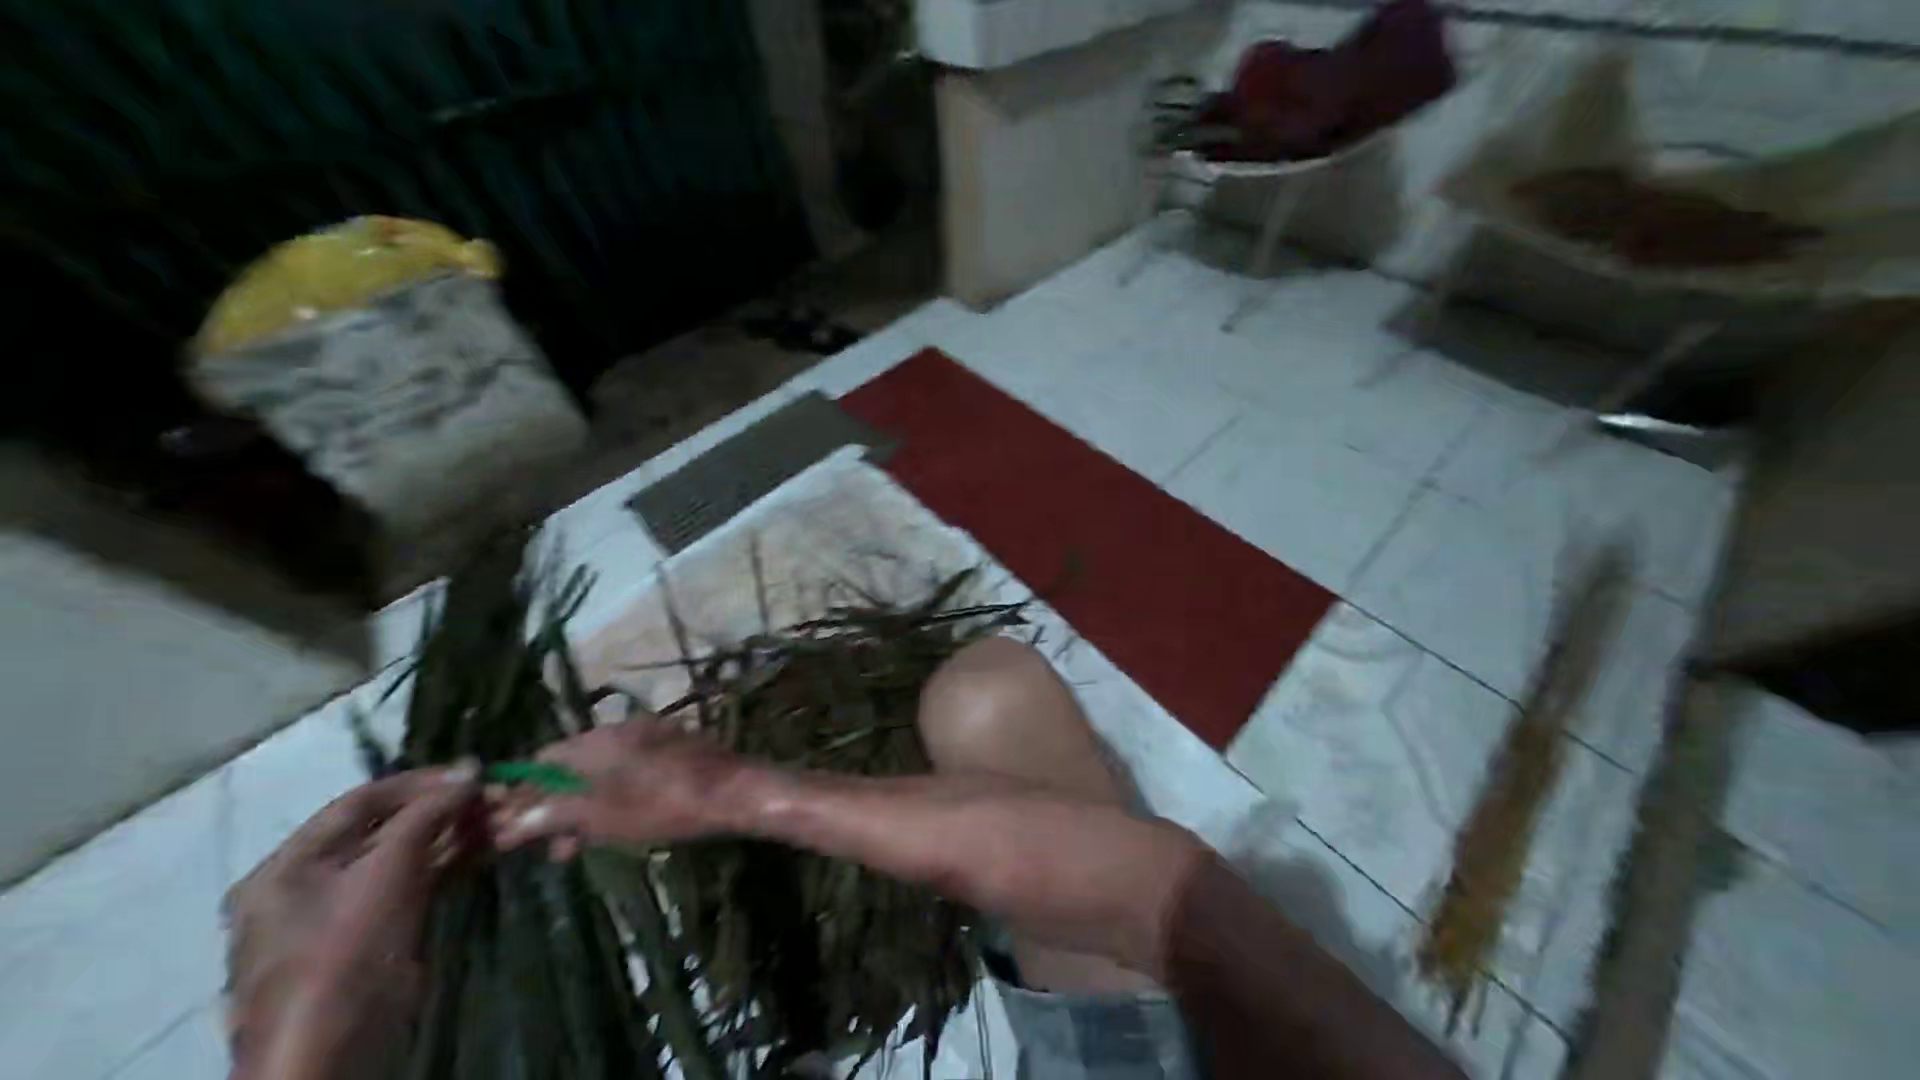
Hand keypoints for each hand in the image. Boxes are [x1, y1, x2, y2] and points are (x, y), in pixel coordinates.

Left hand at [223, 765, 478, 1079]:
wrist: (334, 1049)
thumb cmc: (343, 952)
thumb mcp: (384, 871)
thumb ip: (427, 813)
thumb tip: (471, 768)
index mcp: (288, 866)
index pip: (361, 802)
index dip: (419, 781)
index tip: (473, 771)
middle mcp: (314, 880)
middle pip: (388, 827)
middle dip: (445, 808)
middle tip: (497, 796)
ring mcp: (350, 907)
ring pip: (411, 853)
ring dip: (457, 832)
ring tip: (504, 817)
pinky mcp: (383, 926)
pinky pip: (420, 879)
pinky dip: (455, 860)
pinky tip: (492, 846)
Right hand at [490, 715, 753, 857]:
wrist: (734, 792)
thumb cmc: (661, 804)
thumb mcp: (599, 816)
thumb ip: (551, 815)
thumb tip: (506, 823)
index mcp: (599, 738)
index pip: (544, 759)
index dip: (524, 793)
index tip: (512, 827)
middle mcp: (623, 728)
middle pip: (573, 766)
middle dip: (557, 807)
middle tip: (552, 848)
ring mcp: (653, 736)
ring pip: (604, 772)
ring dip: (586, 807)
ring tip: (580, 847)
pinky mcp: (676, 749)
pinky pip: (632, 771)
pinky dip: (616, 797)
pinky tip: (619, 826)